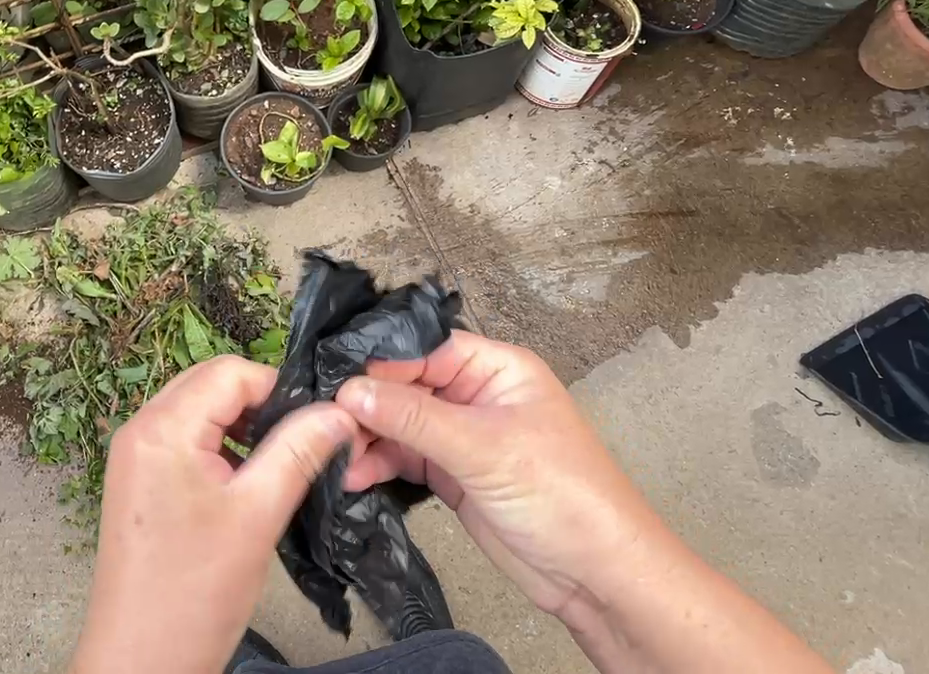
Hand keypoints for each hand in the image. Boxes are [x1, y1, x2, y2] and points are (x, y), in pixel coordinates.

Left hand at [70, 356, 356, 673]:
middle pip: (209, 383)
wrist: (138, 663)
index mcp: (162, 426)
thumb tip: (339, 410)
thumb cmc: (196, 591)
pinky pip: (184, 437)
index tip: (314, 421)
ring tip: (276, 461)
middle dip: (258, 402)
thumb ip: (298, 452)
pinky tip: (244, 478)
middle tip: (299, 439)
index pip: (228, 372)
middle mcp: (140, 427)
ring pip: (197, 408)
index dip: (276, 387)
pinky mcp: (137, 477)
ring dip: (240, 423)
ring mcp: (134, 453)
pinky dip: (218, 444)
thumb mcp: (258, 515)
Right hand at [335, 331, 670, 621]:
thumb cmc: (565, 497)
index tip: (340, 381)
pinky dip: (378, 463)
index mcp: (495, 368)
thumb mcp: (484, 448)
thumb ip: (413, 418)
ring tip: (336, 454)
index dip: (382, 362)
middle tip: (329, 422)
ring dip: (367, 437)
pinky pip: (403, 456)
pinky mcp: (450, 472)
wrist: (599, 580)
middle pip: (405, 384)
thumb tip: (351, 391)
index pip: (424, 348)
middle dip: (368, 403)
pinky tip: (353, 475)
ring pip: (398, 422)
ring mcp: (460, 434)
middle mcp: (474, 394)